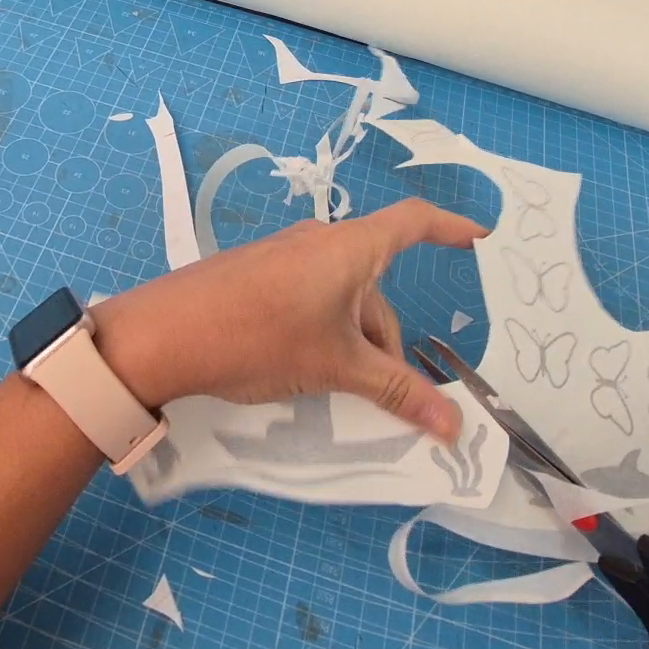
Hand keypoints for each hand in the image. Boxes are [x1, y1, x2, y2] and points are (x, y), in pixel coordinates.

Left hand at [93, 198, 486, 441]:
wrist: (167, 332)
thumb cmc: (263, 336)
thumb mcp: (336, 366)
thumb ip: (398, 392)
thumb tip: (456, 427)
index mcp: (350, 247)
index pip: (414, 221)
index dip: (451, 226)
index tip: (481, 236)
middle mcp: (320, 243)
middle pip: (377, 285)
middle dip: (387, 339)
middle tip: (383, 393)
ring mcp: (285, 258)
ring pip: (343, 298)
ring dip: (354, 342)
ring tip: (335, 387)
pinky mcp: (259, 276)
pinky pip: (311, 299)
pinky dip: (324, 331)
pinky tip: (301, 367)